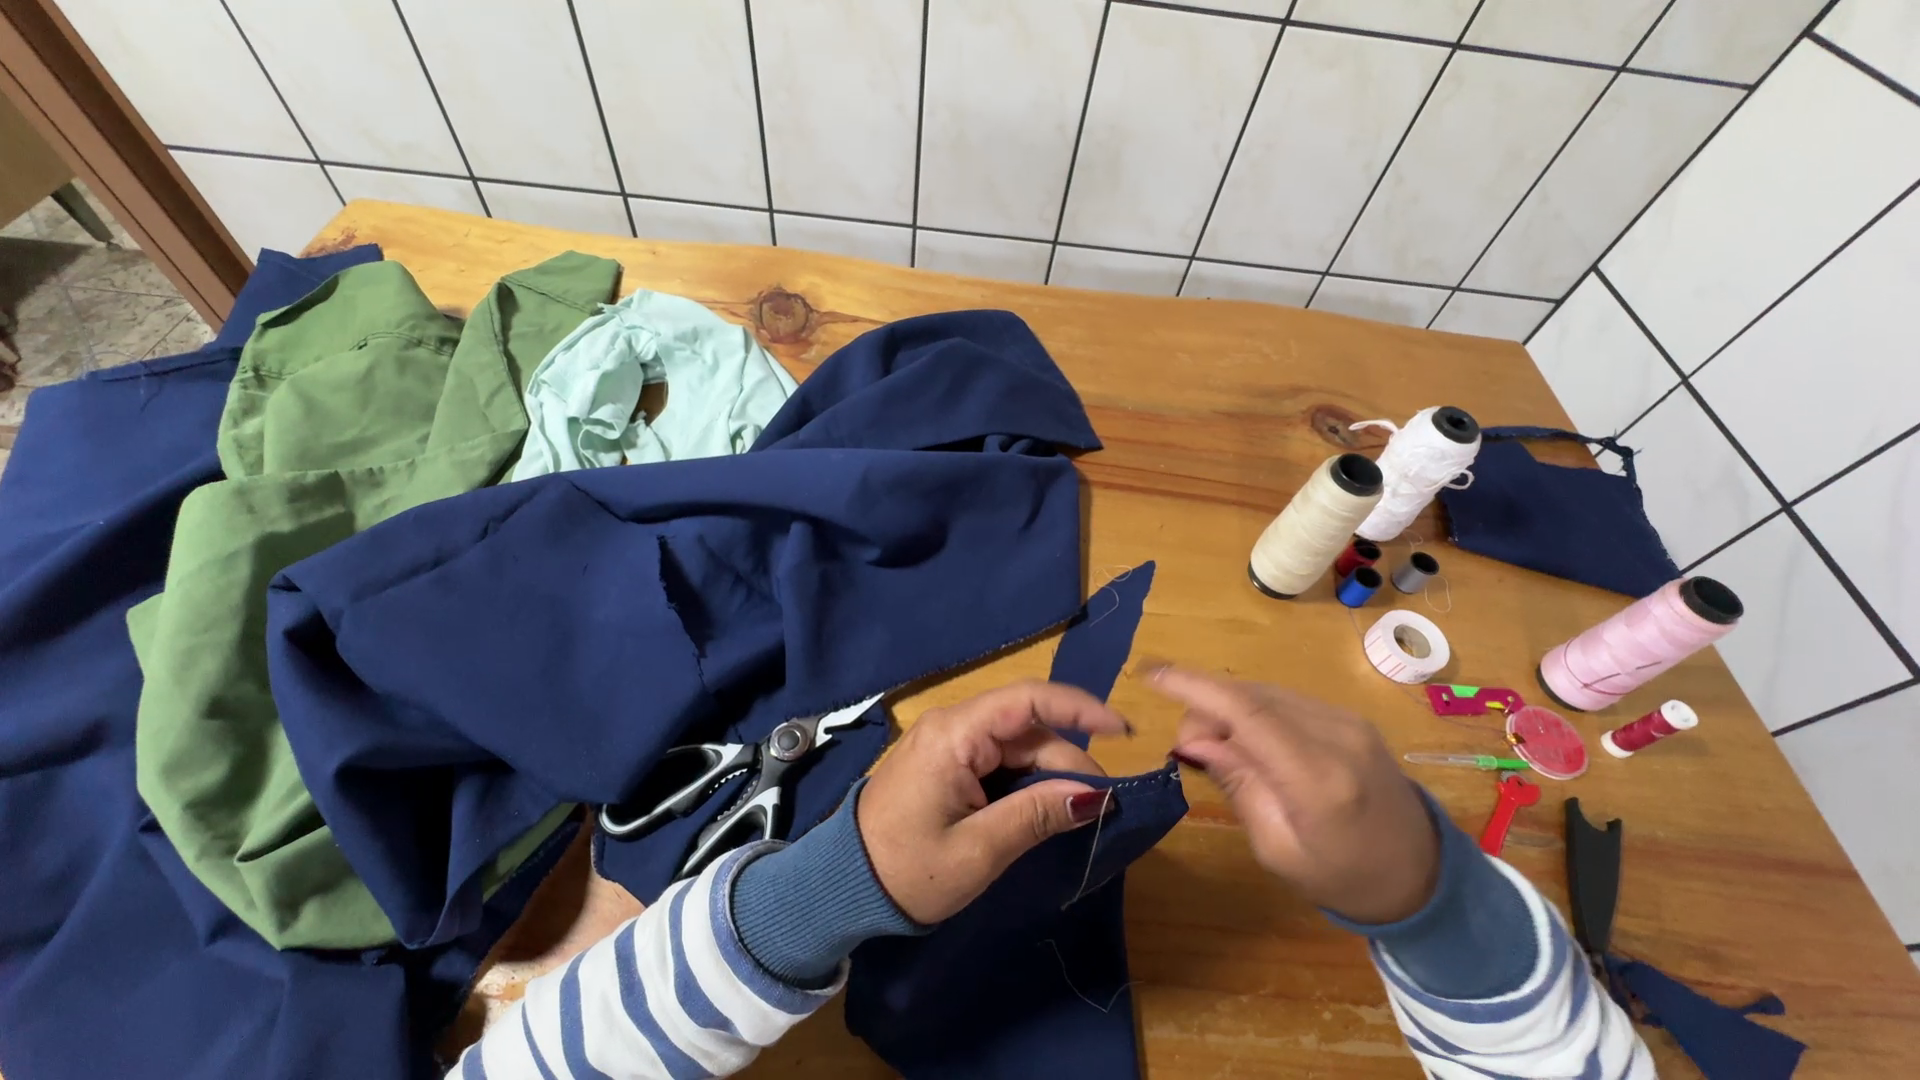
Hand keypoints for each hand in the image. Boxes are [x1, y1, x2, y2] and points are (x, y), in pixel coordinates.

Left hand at [857, 681, 1127, 923]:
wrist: (842, 887)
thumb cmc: (908, 870)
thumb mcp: (979, 850)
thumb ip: (1037, 814)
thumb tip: (1096, 795)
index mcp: (955, 734)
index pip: (1028, 700)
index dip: (1080, 708)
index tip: (1124, 732)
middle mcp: (952, 725)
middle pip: (1028, 728)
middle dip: (1068, 761)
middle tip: (1101, 807)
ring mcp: (948, 742)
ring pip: (1017, 746)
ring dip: (1049, 775)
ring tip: (1075, 815)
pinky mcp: (946, 762)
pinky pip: (998, 761)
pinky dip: (1026, 783)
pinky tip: (1042, 810)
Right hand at [1150, 666, 1438, 923]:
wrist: (1423, 877)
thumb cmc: (1342, 878)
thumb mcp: (1277, 848)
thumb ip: (1237, 784)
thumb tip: (1194, 739)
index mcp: (1318, 778)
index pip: (1247, 713)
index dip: (1194, 688)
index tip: (1151, 674)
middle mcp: (1336, 736)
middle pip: (1251, 697)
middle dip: (1205, 708)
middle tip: (1186, 747)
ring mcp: (1348, 721)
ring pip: (1266, 693)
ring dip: (1228, 709)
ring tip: (1216, 748)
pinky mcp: (1351, 719)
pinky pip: (1286, 701)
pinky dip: (1254, 712)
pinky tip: (1249, 741)